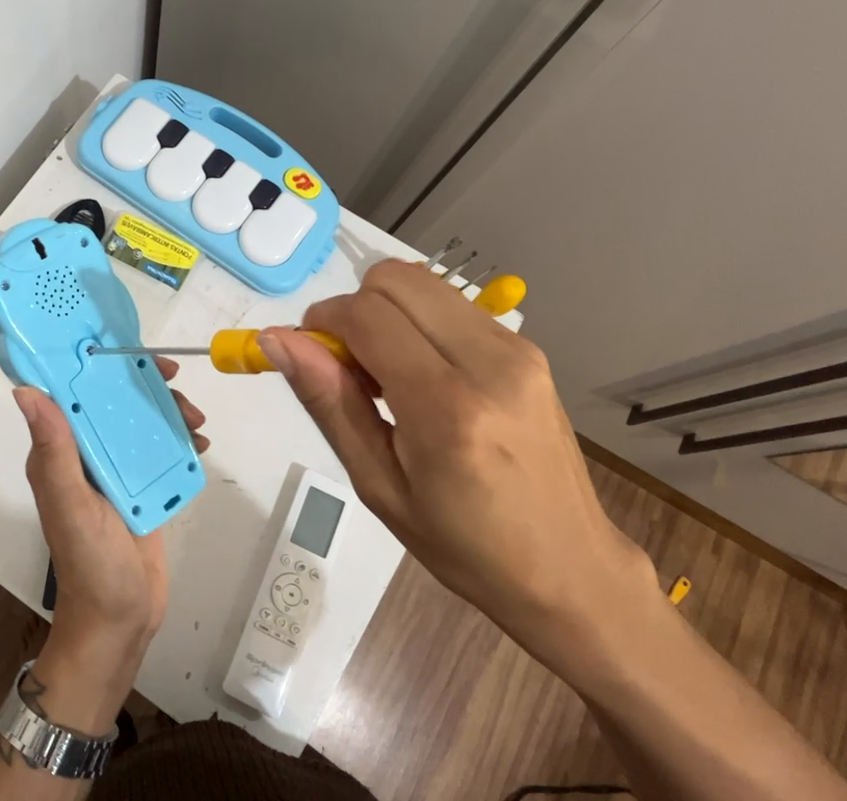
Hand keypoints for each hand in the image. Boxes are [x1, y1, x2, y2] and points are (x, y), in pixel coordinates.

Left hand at [11, 360, 207, 732]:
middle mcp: (83, 457)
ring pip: (139, 424)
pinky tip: (199, 445)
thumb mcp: (71, 505)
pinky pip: (158, 452)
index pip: (71, 393)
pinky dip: (179, 442)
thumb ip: (54, 450)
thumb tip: (26, 390)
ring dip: (167, 413)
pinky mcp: (140, 490)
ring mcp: (114, 473)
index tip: (129, 352)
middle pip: (112, 403)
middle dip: (143, 387)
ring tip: (197, 423)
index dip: (94, 364)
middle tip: (178, 387)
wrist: (120, 621)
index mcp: (58, 454)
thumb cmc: (91, 565)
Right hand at [258, 260, 656, 666]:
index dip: (323, 322)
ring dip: (387, 314)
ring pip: (423, 284)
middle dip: (354, 309)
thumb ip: (329, 402)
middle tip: (350, 368)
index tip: (310, 357)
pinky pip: (451, 306)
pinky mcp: (529, 349)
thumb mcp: (378, 485)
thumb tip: (278, 340)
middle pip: (394, 280)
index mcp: (447, 409)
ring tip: (388, 377)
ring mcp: (518, 350)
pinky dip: (419, 324)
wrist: (568, 566)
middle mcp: (489, 362)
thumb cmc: (462, 545)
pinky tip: (423, 377)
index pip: (367, 315)